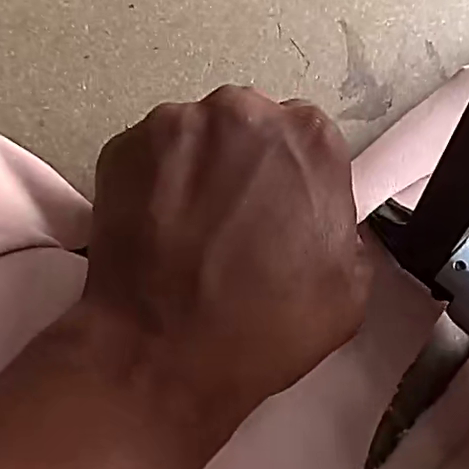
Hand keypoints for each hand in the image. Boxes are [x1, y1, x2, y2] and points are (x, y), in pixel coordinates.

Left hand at [81, 85, 370, 427]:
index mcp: (310, 139)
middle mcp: (243, 113)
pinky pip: (149, 159)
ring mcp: (174, 127)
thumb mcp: (347, 293)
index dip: (293, 183)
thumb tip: (321, 221)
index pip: (307, 141)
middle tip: (231, 228)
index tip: (278, 216)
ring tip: (190, 236)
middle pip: (249, 130)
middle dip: (244, 169)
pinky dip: (155, 186)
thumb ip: (344, 232)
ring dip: (198, 175)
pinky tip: (156, 233)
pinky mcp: (121, 149)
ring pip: (196, 141)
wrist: (161, 355)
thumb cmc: (259, 331)